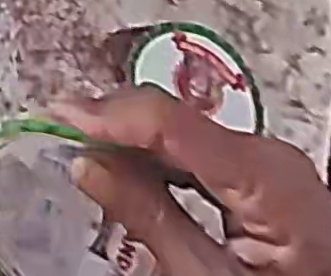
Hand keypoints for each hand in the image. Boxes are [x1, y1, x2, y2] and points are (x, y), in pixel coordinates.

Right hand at [53, 88, 330, 275]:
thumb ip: (149, 218)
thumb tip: (84, 161)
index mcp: (270, 177)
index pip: (173, 122)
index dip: (112, 112)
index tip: (60, 113)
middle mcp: (270, 151)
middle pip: (174, 116)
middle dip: (115, 120)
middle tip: (63, 130)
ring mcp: (267, 156)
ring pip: (178, 125)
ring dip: (128, 134)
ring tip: (83, 143)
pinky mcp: (259, 168)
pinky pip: (194, 145)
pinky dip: (154, 152)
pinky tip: (124, 161)